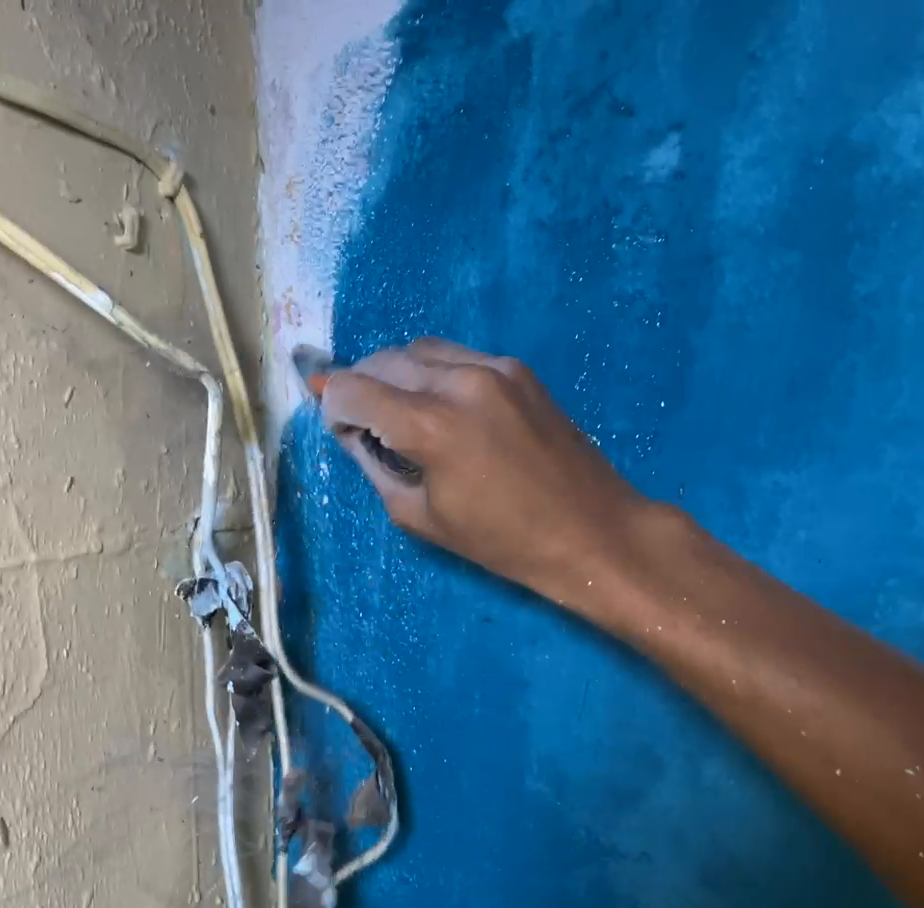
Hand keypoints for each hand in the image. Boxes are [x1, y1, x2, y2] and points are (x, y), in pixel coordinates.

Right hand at [320, 338, 650, 606]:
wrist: (591, 529)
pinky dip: (430, 372)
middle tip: (359, 423)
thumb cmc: (501, 540)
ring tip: (395, 410)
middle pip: (381, 361)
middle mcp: (460, 382)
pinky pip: (454, 355)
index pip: (353, 390)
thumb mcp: (418, 516)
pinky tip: (436, 403)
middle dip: (358, 387)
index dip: (332, 408)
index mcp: (432, 427)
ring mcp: (493, 368)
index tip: (338, 431)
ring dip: (393, 374)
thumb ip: (375, 466)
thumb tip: (352, 434)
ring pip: (417, 350)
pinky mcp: (516, 368)